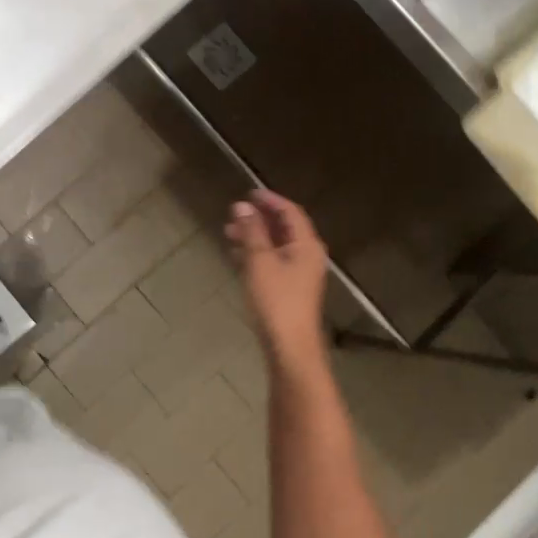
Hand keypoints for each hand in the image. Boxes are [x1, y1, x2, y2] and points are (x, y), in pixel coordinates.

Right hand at [225, 190, 328, 368]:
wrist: (289, 344)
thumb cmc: (276, 300)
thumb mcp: (259, 261)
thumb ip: (251, 232)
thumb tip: (242, 206)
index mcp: (306, 245)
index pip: (290, 213)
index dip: (270, 200)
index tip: (248, 193)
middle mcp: (307, 256)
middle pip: (285, 228)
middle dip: (260, 219)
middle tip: (234, 215)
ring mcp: (300, 274)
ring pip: (277, 246)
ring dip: (256, 236)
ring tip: (229, 233)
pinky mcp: (290, 289)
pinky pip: (274, 261)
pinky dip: (257, 254)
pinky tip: (238, 256)